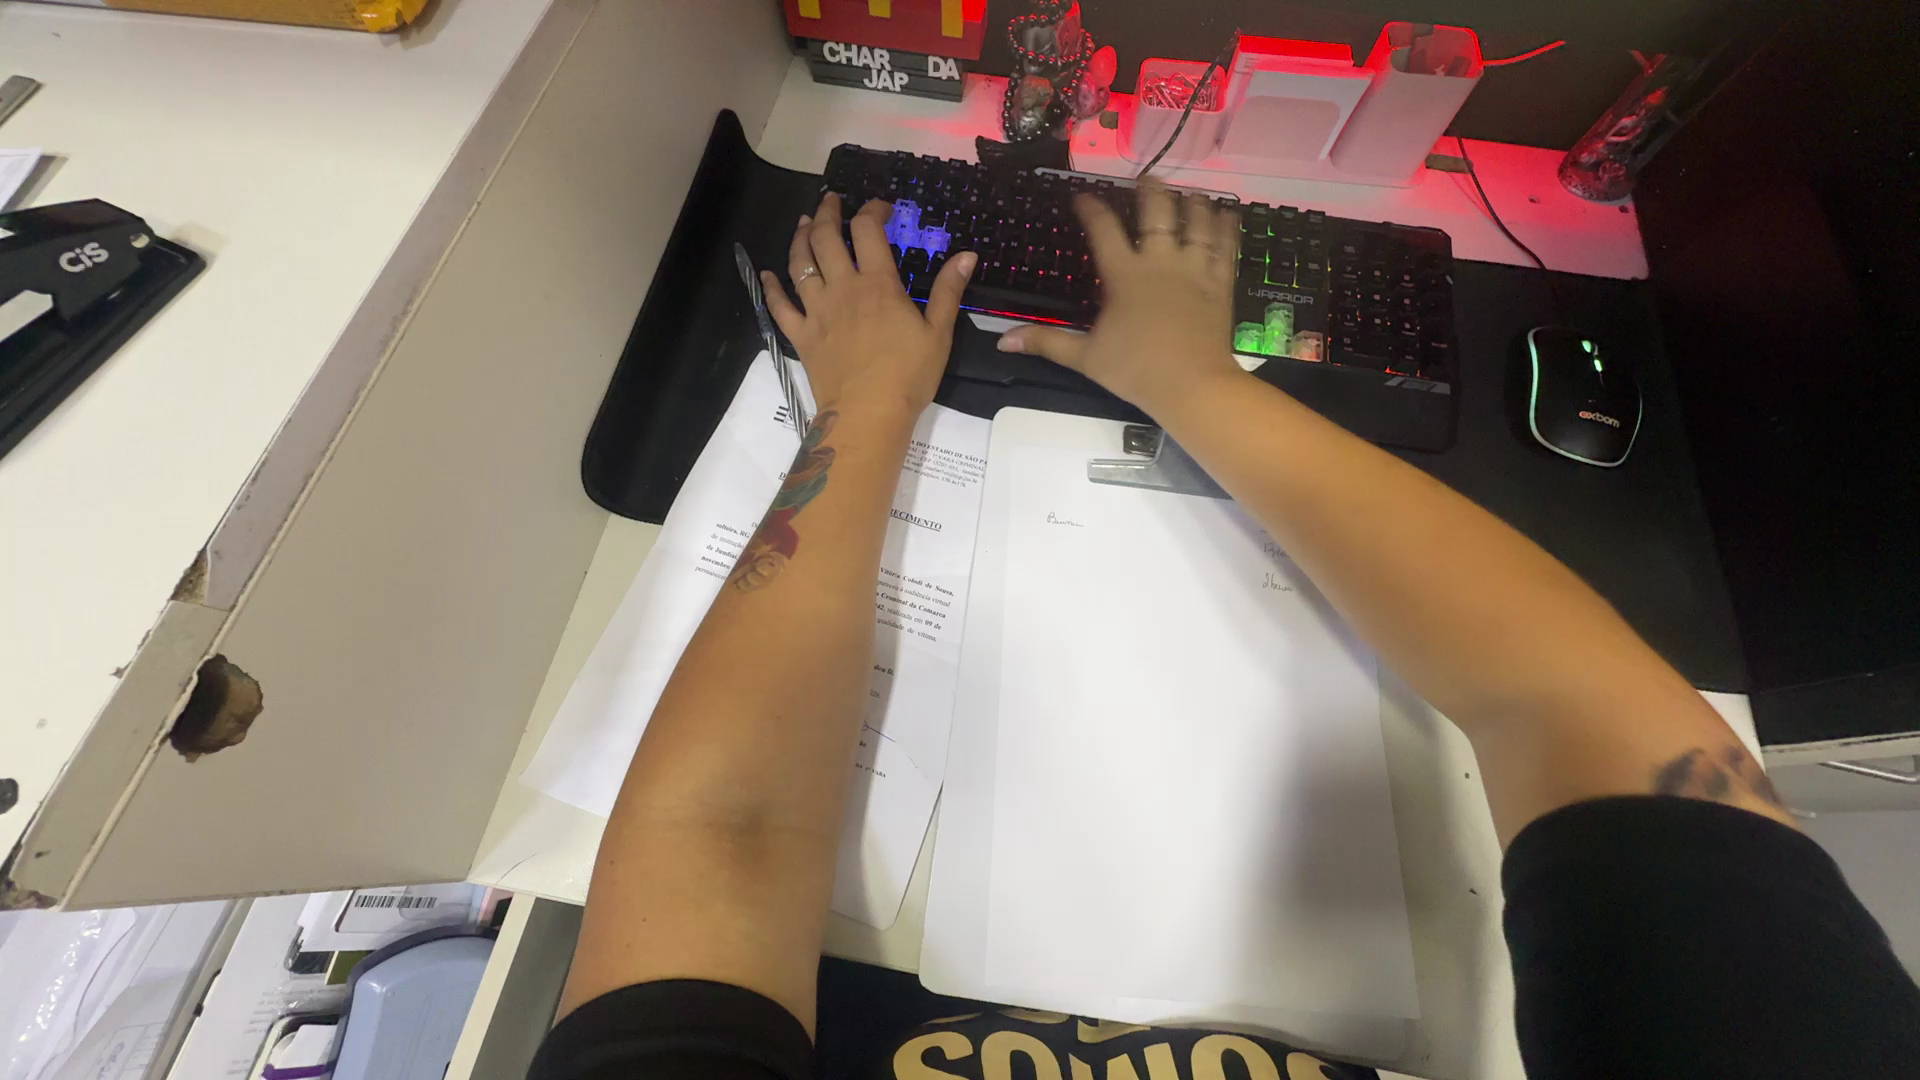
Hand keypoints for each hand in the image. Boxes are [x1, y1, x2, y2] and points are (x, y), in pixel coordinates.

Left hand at [762, 193, 975, 424]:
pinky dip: (771, 287)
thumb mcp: (938, 334)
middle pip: (826, 237)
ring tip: (803, 224)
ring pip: (800, 263)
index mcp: (878, 284)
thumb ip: (948, 292)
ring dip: (800, 237)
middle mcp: (842, 288)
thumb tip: (967, 255)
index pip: (869, 231)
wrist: (868, 414)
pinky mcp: (801, 336)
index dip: (873, 210)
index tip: (881, 208)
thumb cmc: (908, 376)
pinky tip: (767, 274)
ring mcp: (817, 311)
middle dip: (827, 212)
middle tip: (831, 201)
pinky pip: (779, 306)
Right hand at [995, 183, 1245, 418]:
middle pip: (1157, 210)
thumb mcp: (1084, 357)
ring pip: (1196, 220)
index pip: (1103, 228)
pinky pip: (1224, 245)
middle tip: (1145, 179)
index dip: (1090, 207)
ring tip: (1186, 192)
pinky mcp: (1219, 283)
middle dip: (1150, 190)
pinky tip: (1225, 215)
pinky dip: (1225, 226)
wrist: (1190, 384)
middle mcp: (1160, 261)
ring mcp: (1194, 268)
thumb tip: (1003, 339)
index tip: (1082, 196)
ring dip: (1190, 201)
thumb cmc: (1134, 370)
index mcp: (1124, 274)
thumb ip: (1046, 342)